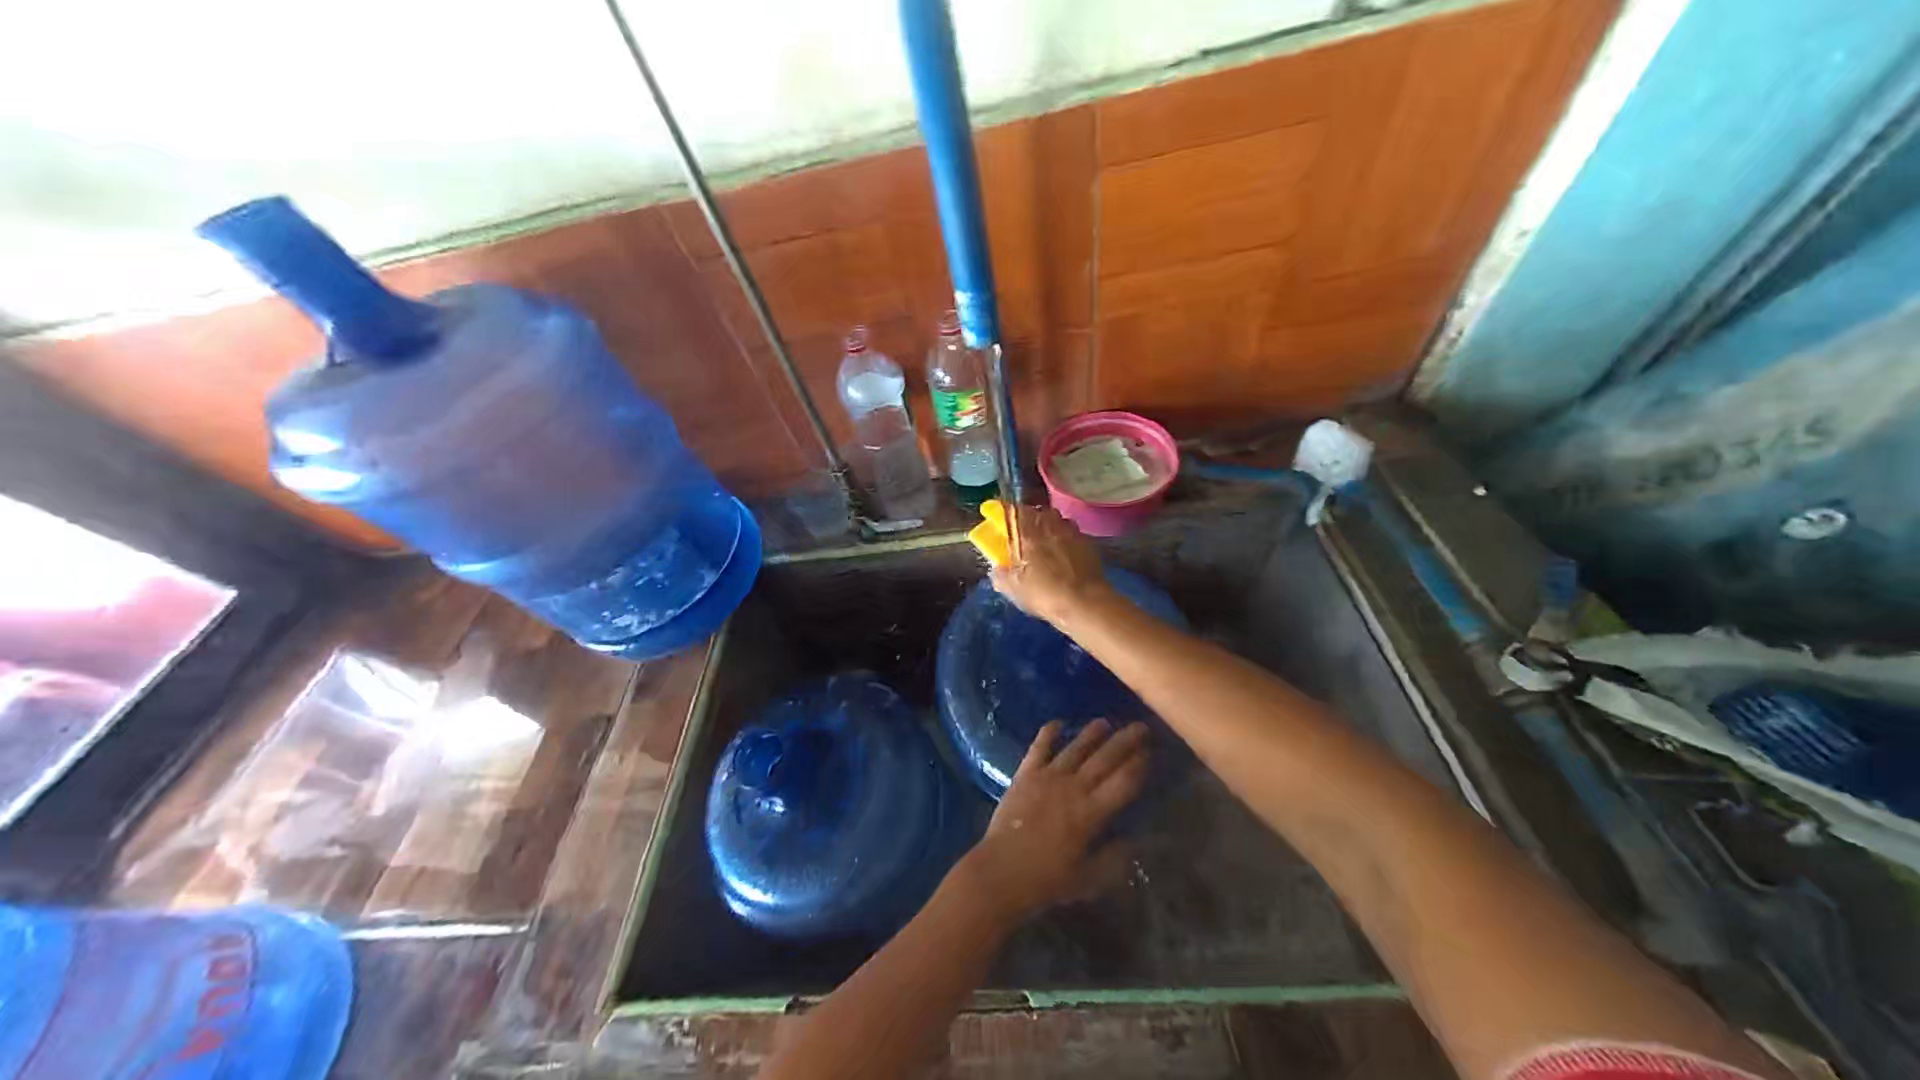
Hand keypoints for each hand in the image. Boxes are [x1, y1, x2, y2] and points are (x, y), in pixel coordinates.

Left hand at [960, 719, 1148, 921]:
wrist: (1001, 872)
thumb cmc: (1047, 880)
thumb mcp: (1089, 879)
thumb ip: (1115, 859)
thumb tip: (1136, 840)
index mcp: (1091, 813)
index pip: (1123, 783)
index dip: (1139, 766)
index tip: (1150, 752)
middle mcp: (1072, 788)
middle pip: (1104, 759)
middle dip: (1125, 742)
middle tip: (1140, 726)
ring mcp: (1047, 778)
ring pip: (1075, 749)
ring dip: (1091, 734)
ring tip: (1105, 722)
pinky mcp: (1025, 775)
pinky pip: (1039, 748)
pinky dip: (1048, 733)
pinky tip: (1057, 722)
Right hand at [990, 506, 1115, 628]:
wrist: (1085, 603)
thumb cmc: (1044, 593)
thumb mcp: (1013, 588)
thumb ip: (1000, 574)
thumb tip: (998, 569)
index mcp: (1027, 529)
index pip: (1012, 510)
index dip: (1006, 515)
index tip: (1002, 523)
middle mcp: (1050, 522)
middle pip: (1037, 512)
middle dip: (1030, 522)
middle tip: (1024, 539)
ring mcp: (1072, 530)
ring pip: (1057, 522)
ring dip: (1050, 530)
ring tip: (1046, 548)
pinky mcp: (1089, 542)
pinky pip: (1072, 535)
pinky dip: (1066, 543)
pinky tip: (1065, 560)